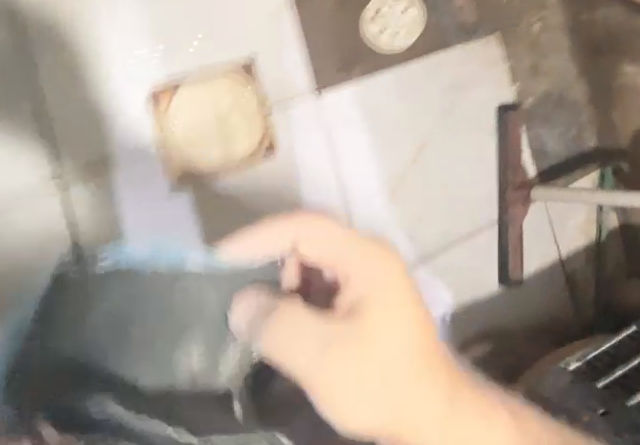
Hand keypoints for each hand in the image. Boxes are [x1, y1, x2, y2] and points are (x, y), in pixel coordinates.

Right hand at [220, 213, 464, 444]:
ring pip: (311, 268)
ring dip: (276, 288)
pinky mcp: (363, 305)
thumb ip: (277, 323)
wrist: (428, 411)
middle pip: (307, 243)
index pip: (305, 227)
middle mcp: (368, 259)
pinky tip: (268, 329)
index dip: (257, 238)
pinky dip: (292, 304)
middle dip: (263, 264)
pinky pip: (320, 290)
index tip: (211, 264)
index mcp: (365, 257)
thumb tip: (239, 302)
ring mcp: (368, 281)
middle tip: (221, 297)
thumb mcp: (321, 355)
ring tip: (240, 317)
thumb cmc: (379, 379)